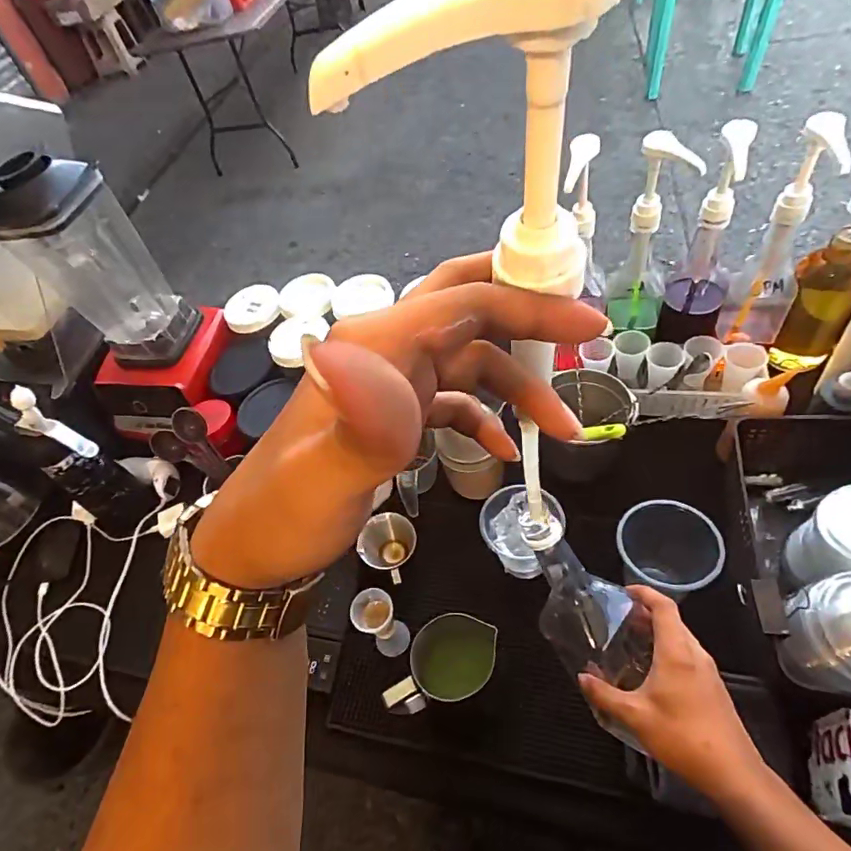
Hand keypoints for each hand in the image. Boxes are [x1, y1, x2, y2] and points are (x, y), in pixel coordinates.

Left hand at [191, 252, 607, 588]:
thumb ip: (361, 424)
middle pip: (470, 307)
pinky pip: (457, 400)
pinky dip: (486, 417)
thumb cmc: (288, 512)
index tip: (590, 321)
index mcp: (375, 345)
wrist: (260, 548)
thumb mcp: (325, 476)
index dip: (531, 305)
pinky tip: (505, 449)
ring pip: (472, 360)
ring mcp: (394, 380)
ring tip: (561, 430)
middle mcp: (388, 349)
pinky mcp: (398, 412)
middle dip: (529, 315)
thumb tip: (382, 368)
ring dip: (518, 389)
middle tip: (584, 332)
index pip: (466, 303)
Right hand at [579, 587, 766, 799]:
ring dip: (659, 632)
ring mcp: (708, 670)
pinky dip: (668, 650)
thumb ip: (605, 695)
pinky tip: (652, 670)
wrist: (731, 770)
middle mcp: (695, 654)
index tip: (625, 592)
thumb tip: (583, 678)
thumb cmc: (681, 736)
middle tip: (620, 618)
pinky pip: (688, 655)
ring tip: (632, 641)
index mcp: (677, 653)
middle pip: (674, 620)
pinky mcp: (713, 686)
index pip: (664, 608)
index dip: (645, 593)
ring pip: (682, 638)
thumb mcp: (635, 716)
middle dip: (647, 613)